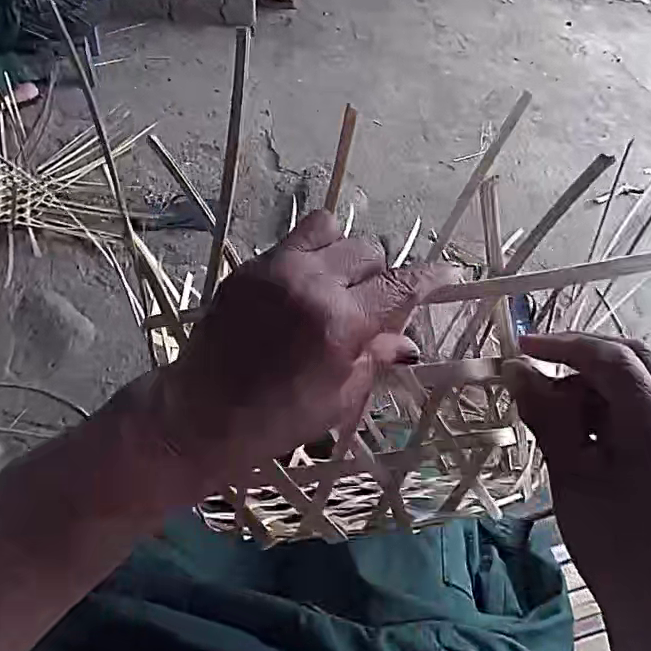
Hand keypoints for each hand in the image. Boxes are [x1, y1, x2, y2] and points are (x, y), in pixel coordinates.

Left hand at [144, 210, 456, 497]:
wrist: (200, 414)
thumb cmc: (276, 420)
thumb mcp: (339, 397)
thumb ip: (375, 356)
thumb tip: (408, 340)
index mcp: (340, 323)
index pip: (400, 286)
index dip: (431, 277)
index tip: (449, 273)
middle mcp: (312, 283)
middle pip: (369, 251)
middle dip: (381, 276)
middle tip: (372, 305)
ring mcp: (277, 268)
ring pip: (335, 231)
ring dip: (347, 255)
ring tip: (338, 284)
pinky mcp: (251, 265)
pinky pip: (297, 237)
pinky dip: (314, 250)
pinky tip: (306, 281)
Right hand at [506, 333, 650, 627]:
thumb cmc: (612, 545)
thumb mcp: (570, 474)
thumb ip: (547, 414)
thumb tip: (517, 369)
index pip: (612, 359)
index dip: (564, 346)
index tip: (524, 347)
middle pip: (635, 359)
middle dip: (585, 356)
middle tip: (541, 367)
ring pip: (645, 382)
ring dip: (600, 383)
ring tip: (560, 413)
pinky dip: (617, 407)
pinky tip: (589, 433)